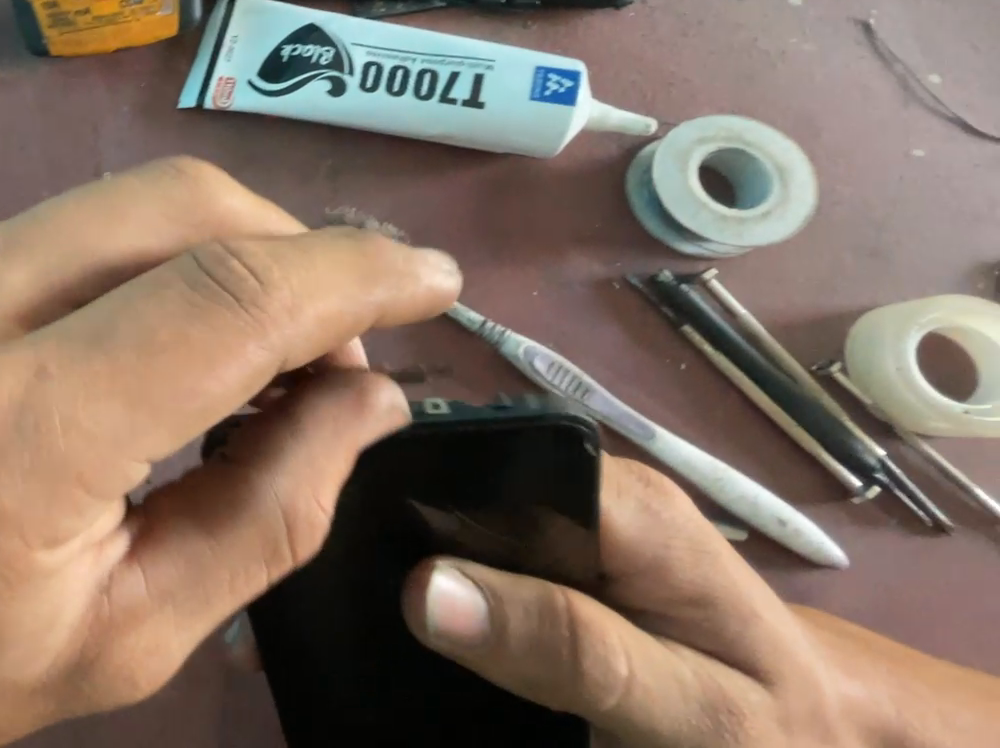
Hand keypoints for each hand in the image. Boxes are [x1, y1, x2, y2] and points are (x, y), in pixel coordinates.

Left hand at [0, 158, 459, 745]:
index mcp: (11, 435)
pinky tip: (182, 326)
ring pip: (137, 197)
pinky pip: (88, 222)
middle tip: (342, 341)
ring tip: (270, 345)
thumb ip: (270, 506)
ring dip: (234, 246)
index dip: (347, 277)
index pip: (219, 299)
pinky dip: (167, 252)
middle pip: (181, 207)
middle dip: (296, 250)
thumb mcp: (132, 632)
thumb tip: (368, 395)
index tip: (431, 281)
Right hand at [403, 456, 884, 746]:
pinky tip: (414, 606)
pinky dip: (447, 577)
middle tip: (359, 584)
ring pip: (463, 516)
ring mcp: (569, 514)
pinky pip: (480, 546)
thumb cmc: (781, 733)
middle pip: (466, 487)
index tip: (362, 546)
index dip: (421, 502)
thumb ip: (569, 648)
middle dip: (408, 531)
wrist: (828, 740)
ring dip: (419, 555)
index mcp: (624, 502)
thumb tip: (423, 588)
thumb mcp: (692, 711)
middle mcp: (588, 486)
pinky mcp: (556, 546)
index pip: (489, 467)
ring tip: (370, 593)